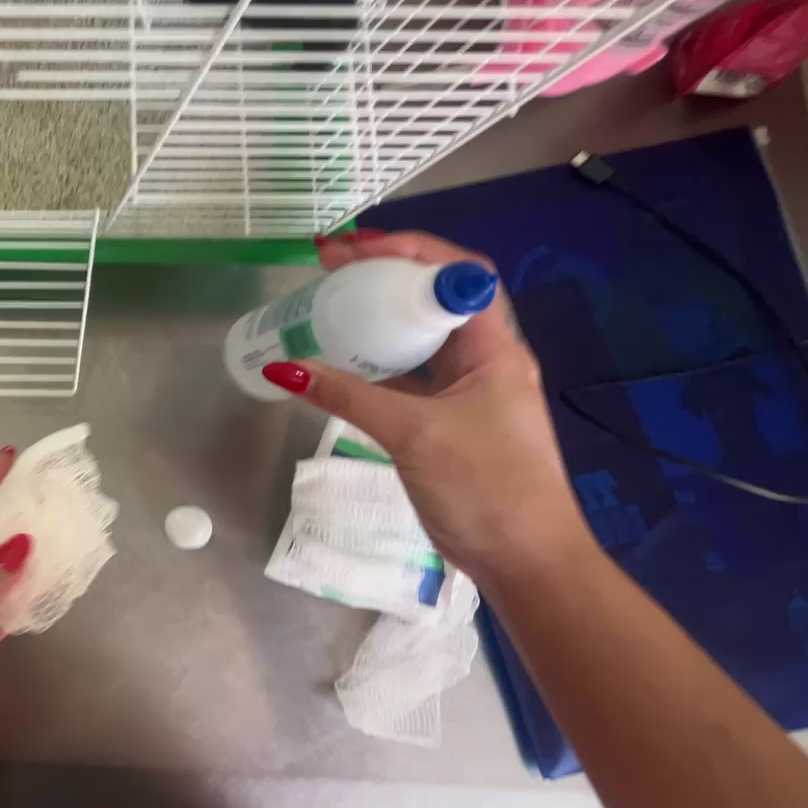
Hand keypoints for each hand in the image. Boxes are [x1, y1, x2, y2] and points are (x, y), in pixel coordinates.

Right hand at [264, 230, 596, 589]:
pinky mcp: (443, 419)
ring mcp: (463, 391)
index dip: (409, 250)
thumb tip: (283, 368)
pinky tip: (337, 357)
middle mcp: (483, 361)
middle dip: (382, 274)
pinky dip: (371, 359)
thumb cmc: (486, 487)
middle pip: (434, 297)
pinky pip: (404, 373)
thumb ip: (347, 396)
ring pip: (417, 335)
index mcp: (495, 351)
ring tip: (327, 302)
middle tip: (327, 266)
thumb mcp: (413, 433)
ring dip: (376, 314)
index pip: (459, 276)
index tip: (352, 248)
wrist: (524, 559)